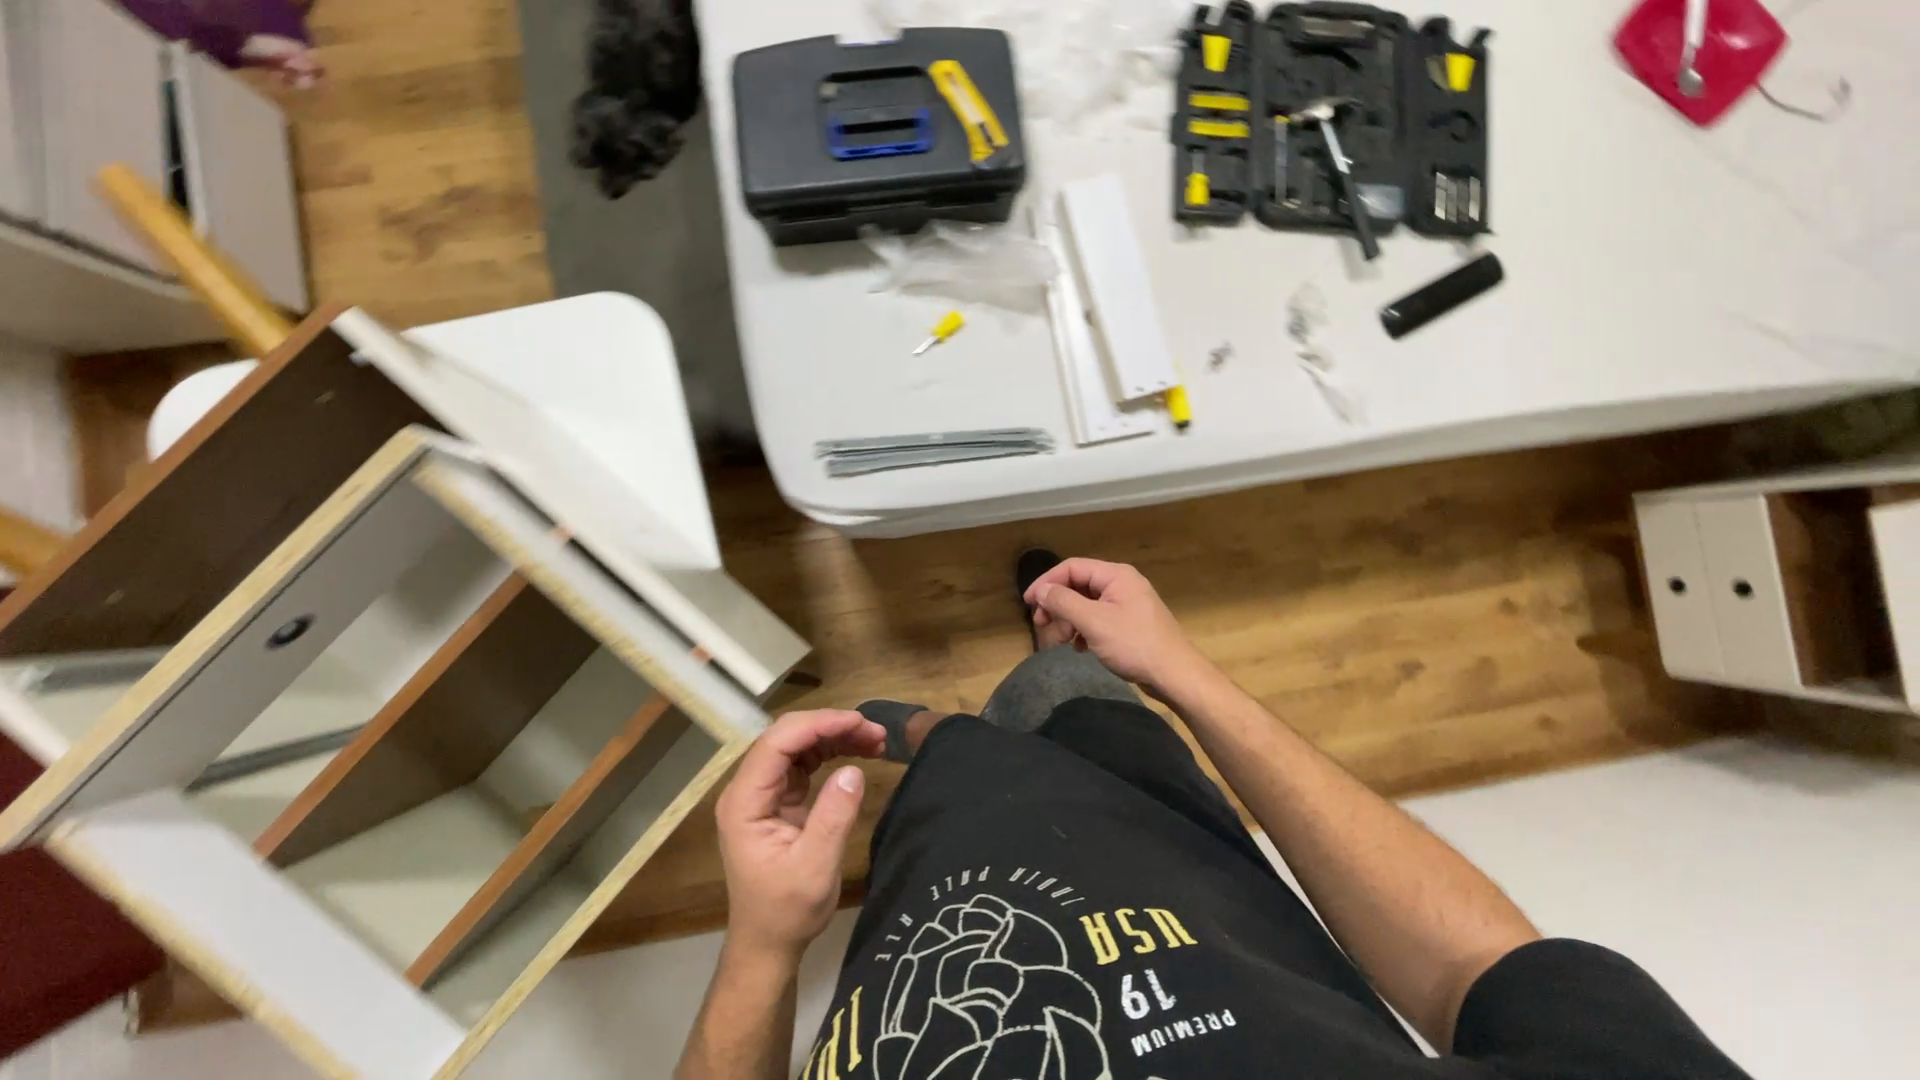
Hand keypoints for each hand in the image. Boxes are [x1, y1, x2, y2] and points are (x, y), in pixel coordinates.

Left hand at [715, 710, 885, 962]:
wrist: (769, 942)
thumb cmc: (786, 911)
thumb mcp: (815, 868)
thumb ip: (833, 817)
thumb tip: (853, 770)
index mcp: (744, 802)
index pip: (776, 743)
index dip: (817, 725)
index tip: (858, 723)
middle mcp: (748, 790)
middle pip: (786, 737)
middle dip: (831, 726)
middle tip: (875, 732)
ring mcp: (763, 792)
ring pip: (798, 745)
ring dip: (836, 737)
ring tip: (876, 740)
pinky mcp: (779, 799)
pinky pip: (805, 762)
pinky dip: (833, 753)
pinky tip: (859, 753)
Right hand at [1024, 558, 1208, 697]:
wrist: (1175, 675)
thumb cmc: (1134, 645)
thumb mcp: (1094, 622)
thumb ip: (1064, 602)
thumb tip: (1041, 590)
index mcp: (1116, 575)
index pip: (1072, 567)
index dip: (1047, 582)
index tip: (1029, 603)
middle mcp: (1122, 584)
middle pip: (1078, 585)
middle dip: (1057, 604)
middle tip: (1041, 625)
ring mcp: (1127, 605)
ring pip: (1086, 604)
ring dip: (1068, 620)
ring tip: (1060, 641)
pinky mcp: (1129, 624)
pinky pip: (1097, 619)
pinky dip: (1083, 630)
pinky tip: (1080, 647)